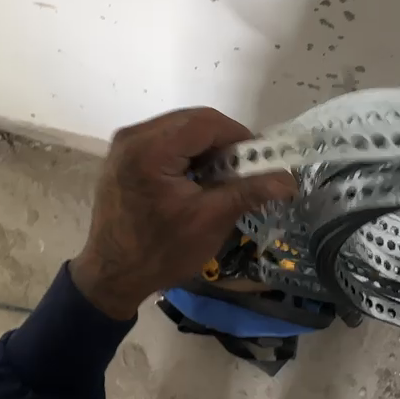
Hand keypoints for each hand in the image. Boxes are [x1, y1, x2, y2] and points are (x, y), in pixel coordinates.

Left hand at [70, 108, 297, 319]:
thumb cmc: (160, 252)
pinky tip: (197, 180)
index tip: (260, 162)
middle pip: (192, 122)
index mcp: (150, 149)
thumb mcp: (210, 221)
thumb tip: (288, 180)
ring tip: (222, 178)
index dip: (239, 137)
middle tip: (244, 171)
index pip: (206, 122)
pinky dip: (186, 154)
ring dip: (206, 148)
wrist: (110, 277)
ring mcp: (124, 145)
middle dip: (223, 142)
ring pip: (180, 129)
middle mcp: (133, 137)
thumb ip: (249, 192)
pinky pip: (164, 141)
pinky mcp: (123, 156)